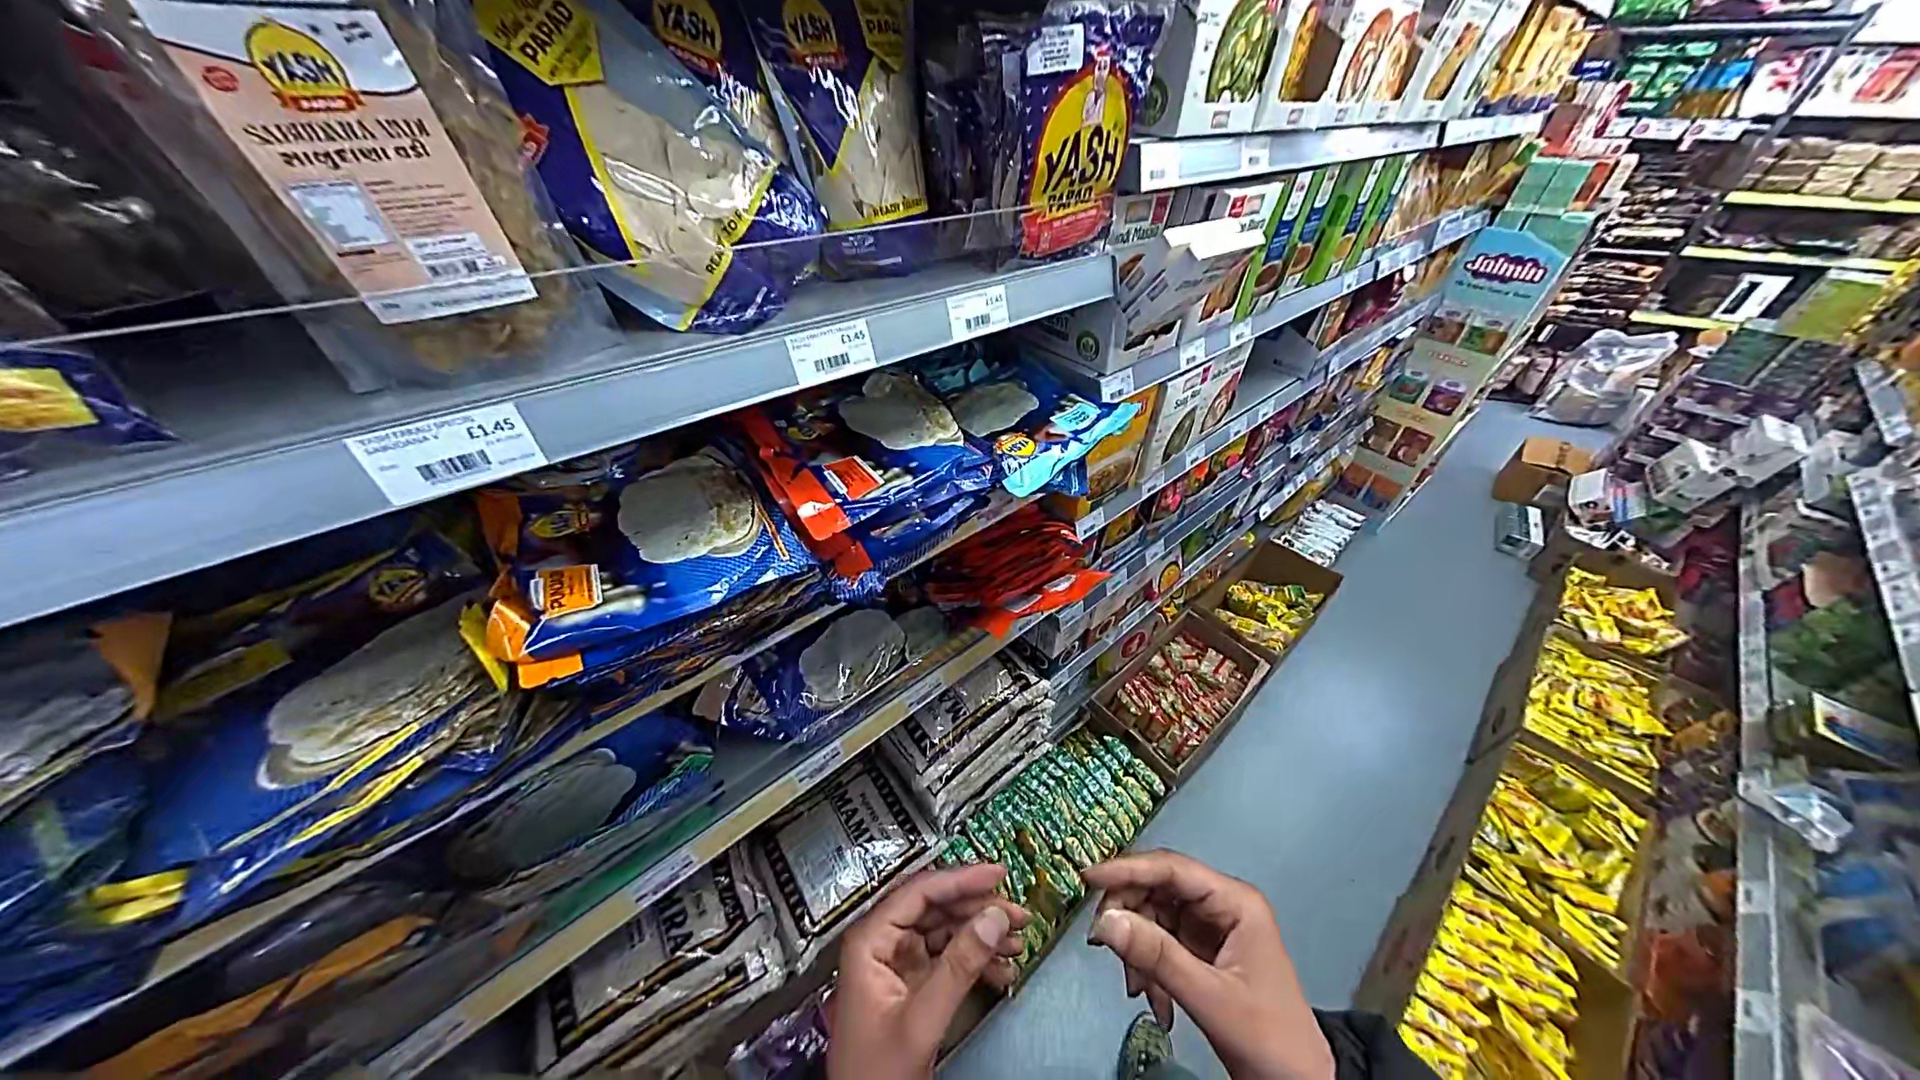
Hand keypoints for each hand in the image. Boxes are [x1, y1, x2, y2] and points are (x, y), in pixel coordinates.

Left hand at [827, 863, 1029, 1079]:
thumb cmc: (874, 1078)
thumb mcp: (921, 1020)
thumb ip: (958, 967)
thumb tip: (991, 919)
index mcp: (870, 941)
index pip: (919, 892)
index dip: (960, 879)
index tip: (994, 874)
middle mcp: (882, 944)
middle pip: (936, 908)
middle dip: (978, 910)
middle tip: (1014, 913)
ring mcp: (898, 964)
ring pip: (946, 931)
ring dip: (982, 935)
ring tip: (1014, 940)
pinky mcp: (913, 984)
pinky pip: (949, 958)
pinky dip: (976, 960)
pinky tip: (1001, 969)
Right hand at [1085, 850, 1332, 1079]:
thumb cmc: (1269, 1039)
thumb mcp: (1211, 998)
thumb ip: (1157, 956)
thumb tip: (1105, 921)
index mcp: (1234, 901)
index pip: (1171, 869)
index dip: (1127, 869)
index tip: (1087, 878)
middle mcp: (1219, 904)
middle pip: (1156, 890)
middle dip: (1129, 918)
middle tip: (1103, 946)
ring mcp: (1208, 927)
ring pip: (1151, 916)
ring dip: (1137, 951)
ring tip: (1137, 989)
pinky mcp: (1199, 950)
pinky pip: (1158, 943)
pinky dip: (1147, 967)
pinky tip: (1152, 999)